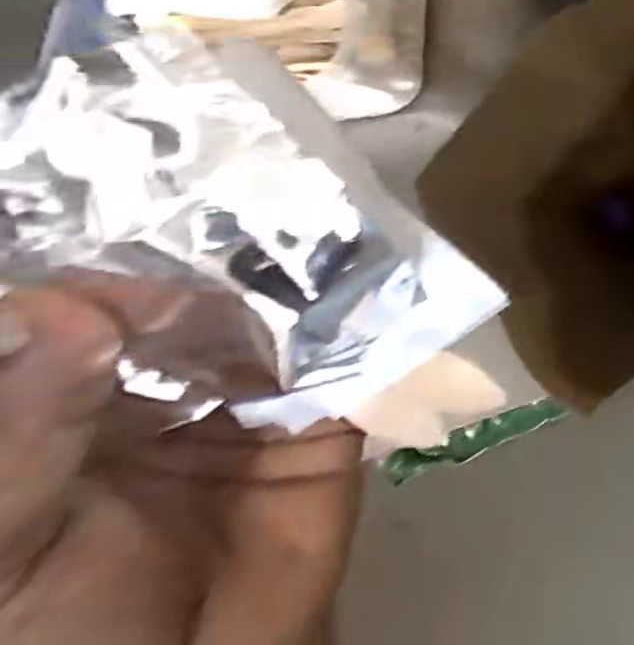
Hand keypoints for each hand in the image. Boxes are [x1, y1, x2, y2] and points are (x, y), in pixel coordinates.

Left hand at [0, 285, 363, 644]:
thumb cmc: (53, 624)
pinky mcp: (332, 421)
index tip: (121, 287)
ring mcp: (256, 406)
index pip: (85, 328)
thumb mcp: (4, 540)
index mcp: (70, 412)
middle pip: (194, 318)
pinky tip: (374, 300)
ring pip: (278, 333)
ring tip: (319, 256)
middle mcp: (165, 394)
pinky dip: (367, 333)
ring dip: (300, 297)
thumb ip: (27, 431)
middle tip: (243, 248)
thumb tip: (61, 306)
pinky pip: (351, 370)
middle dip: (219, 283)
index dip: (103, 294)